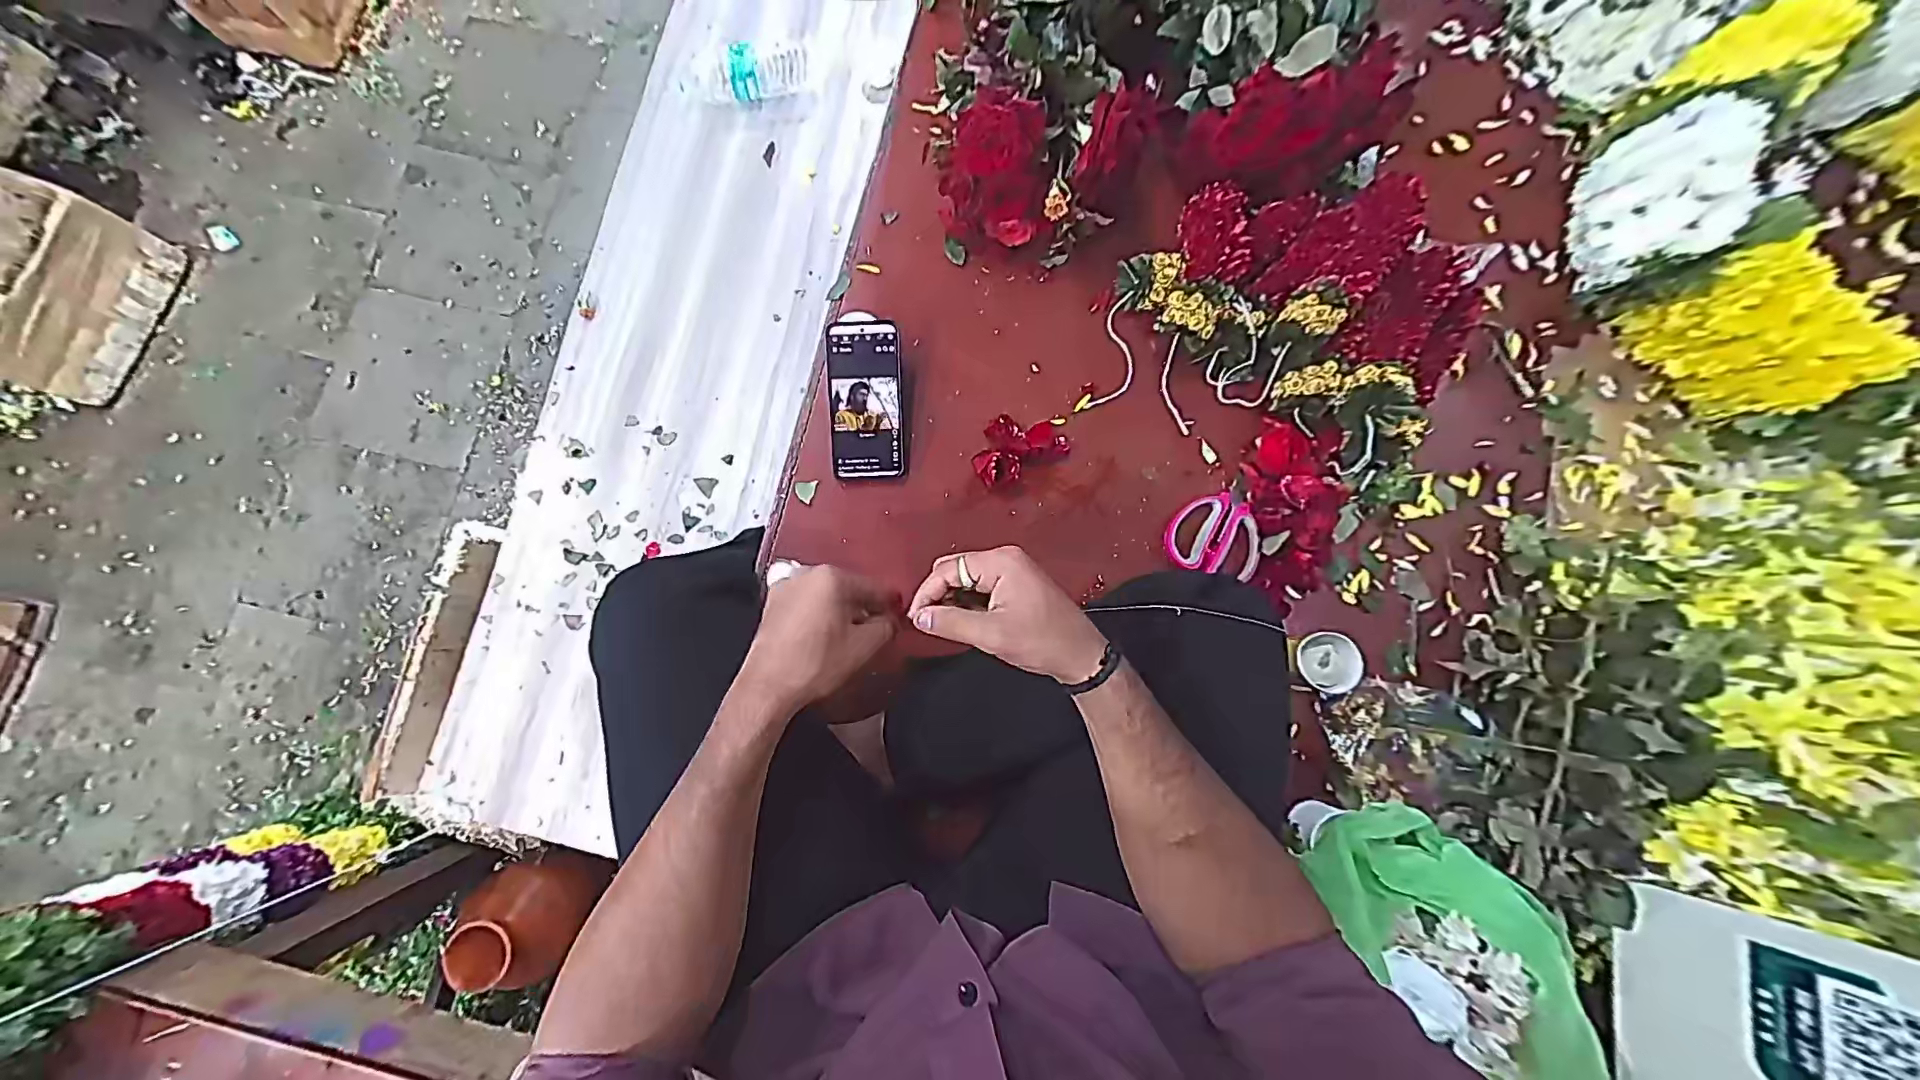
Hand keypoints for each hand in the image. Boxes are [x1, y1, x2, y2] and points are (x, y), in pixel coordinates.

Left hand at [739, 565, 899, 711]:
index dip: (890, 604)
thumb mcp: (865, 646)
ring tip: (849, 639)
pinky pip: (807, 604)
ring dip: (841, 612)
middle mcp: (807, 575)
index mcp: (831, 578)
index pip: (873, 586)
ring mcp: (787, 589)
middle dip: (864, 608)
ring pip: (827, 596)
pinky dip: (820, 616)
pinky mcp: (773, 606)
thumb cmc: (811, 665)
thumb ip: (886, 626)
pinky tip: (825, 639)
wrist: (768, 687)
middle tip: (876, 630)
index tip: (897, 615)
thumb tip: (890, 620)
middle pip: (849, 588)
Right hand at [907, 547, 1107, 683]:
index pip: (948, 569)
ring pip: (966, 578)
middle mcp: (1006, 558)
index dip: (927, 593)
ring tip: (944, 625)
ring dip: (952, 599)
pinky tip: (964, 621)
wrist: (1080, 654)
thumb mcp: (991, 634)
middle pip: (955, 569)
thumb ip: (951, 622)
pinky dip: (967, 602)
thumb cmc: (1044, 642)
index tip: (916, 618)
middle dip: (937, 594)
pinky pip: (980, 586)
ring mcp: (1012, 569)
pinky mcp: (1016, 583)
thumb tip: (920, 617)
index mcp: (1001, 562)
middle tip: (926, 622)